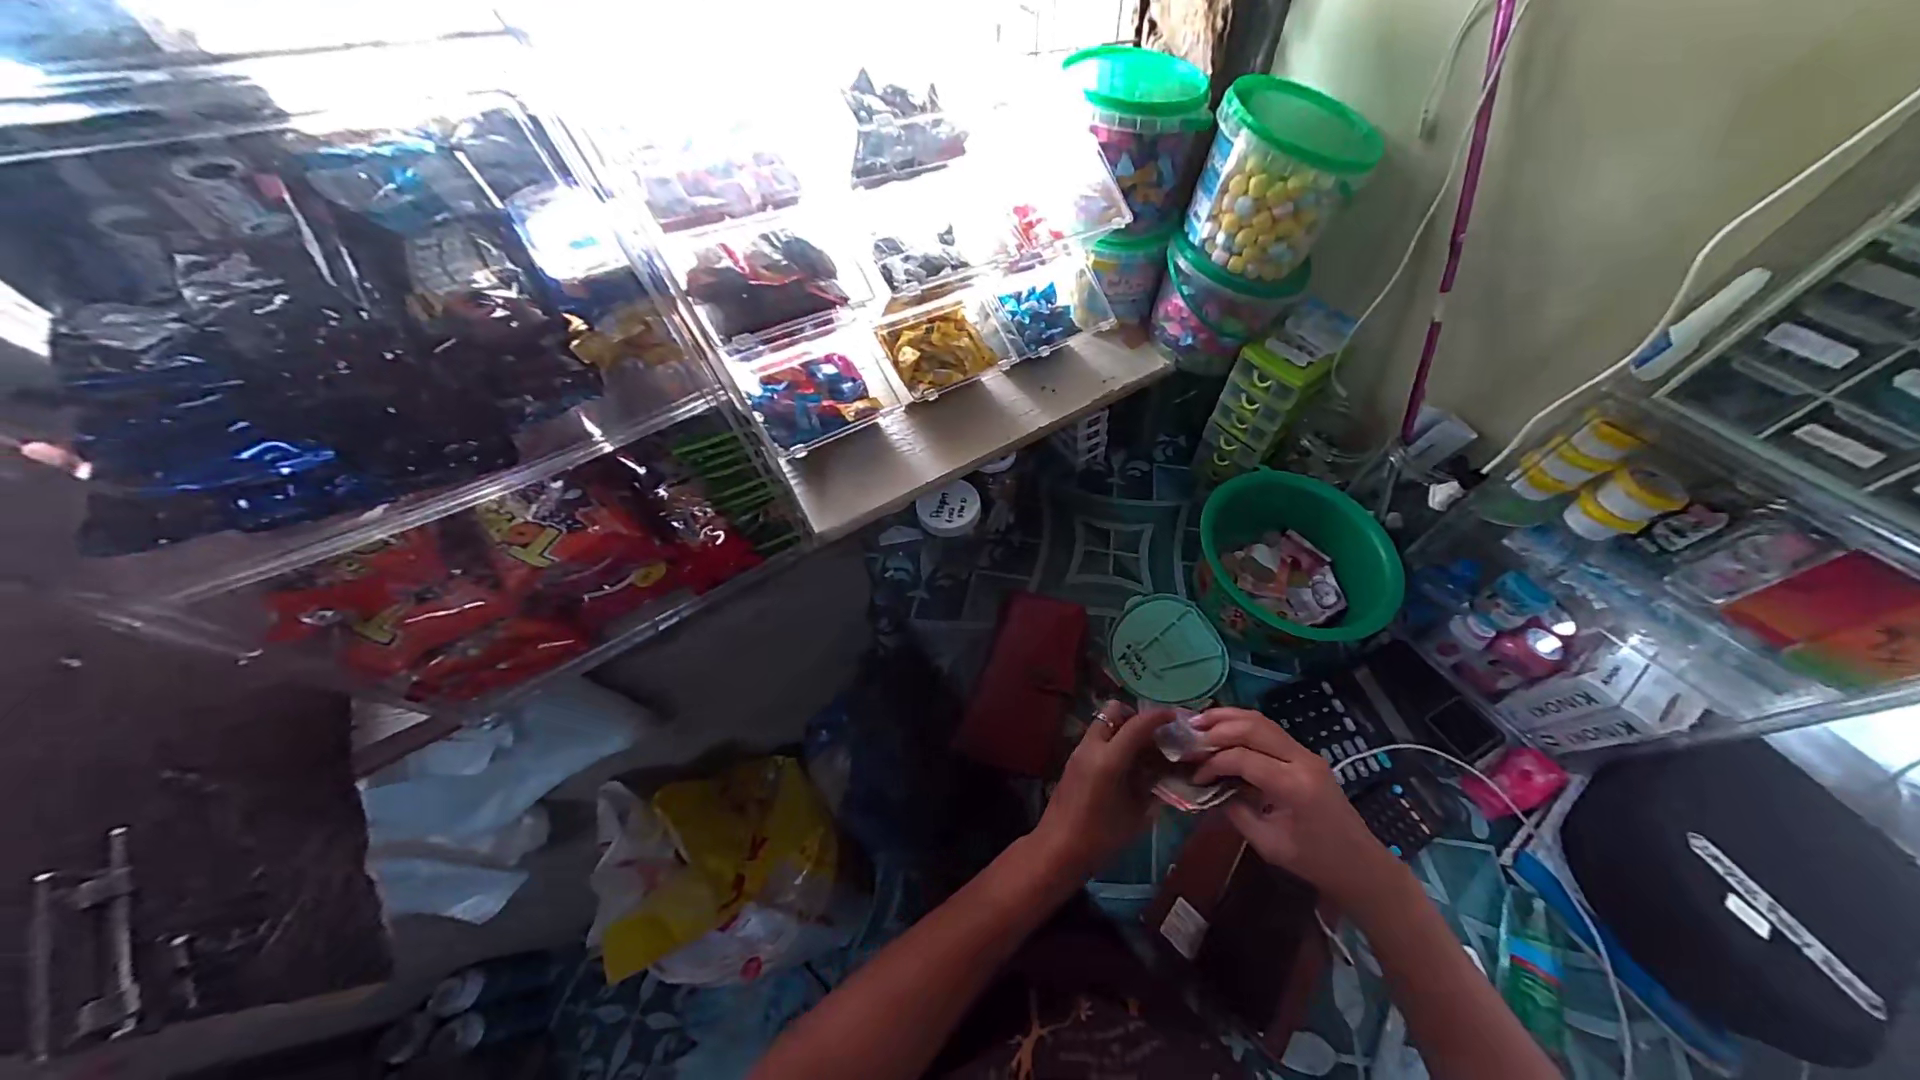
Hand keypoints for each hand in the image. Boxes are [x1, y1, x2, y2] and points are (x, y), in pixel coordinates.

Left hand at [1030, 701, 1173, 883]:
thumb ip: (1152, 788)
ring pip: (1102, 724)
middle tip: (1152, 737)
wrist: (1058, 848)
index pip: (1137, 725)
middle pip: (1112, 711)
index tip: (1175, 717)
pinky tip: (1124, 766)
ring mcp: (1078, 752)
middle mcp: (1091, 747)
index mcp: (1108, 759)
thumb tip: (1165, 773)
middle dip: (1134, 717)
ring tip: (1141, 753)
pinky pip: (1095, 739)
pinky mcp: (1072, 761)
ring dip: (1122, 729)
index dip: (1158, 717)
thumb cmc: (1100, 837)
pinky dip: (1111, 741)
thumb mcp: (1136, 815)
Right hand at [1190, 708, 1405, 907]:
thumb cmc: (1315, 861)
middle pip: (1252, 727)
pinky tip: (1222, 729)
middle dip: (1216, 728)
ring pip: (1260, 721)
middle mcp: (1302, 761)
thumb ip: (1236, 811)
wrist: (1360, 865)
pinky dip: (1242, 725)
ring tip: (1198, 722)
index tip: (1195, 776)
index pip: (1242, 758)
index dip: (1212, 763)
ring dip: (1227, 718)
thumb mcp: (1267, 844)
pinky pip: (1269, 729)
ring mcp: (1306, 754)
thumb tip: (1208, 788)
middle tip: (1188, 735)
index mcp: (1294, 786)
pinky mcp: (1305, 754)